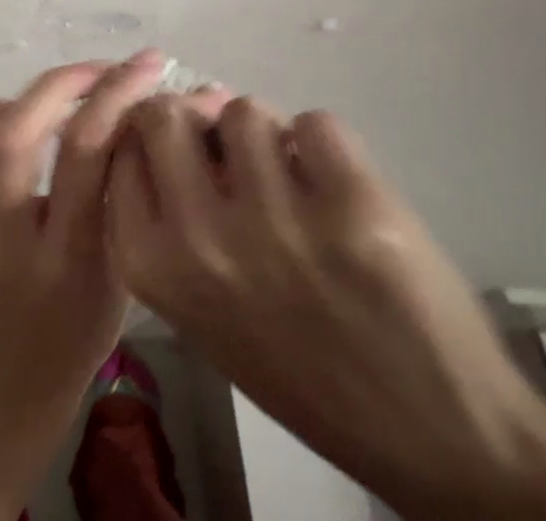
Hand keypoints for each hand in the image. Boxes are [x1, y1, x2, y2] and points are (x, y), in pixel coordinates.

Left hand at [0, 50, 168, 519]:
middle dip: (56, 88)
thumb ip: (123, 194)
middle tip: (90, 70)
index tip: (142, 65)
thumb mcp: (123, 266)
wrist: (20, 372)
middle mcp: (6, 240)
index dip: (115, 97)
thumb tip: (134, 114)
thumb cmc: (85, 321)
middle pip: (13, 140)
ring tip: (26, 108)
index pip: (86, 155)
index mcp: (67, 253)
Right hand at [106, 91, 545, 517]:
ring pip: (245, 112)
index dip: (150, 138)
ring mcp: (276, 221)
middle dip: (194, 117)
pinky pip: (317, 124)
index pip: (118, 155)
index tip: (181, 147)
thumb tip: (184, 124)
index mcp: (152, 268)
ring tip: (292, 176)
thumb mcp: (201, 310)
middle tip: (229, 144)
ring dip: (266, 134)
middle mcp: (199, 239)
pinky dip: (325, 145)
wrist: (427, 433)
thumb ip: (173, 223)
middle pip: (167, 117)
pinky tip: (337, 184)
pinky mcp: (354, 205)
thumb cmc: (300, 374)